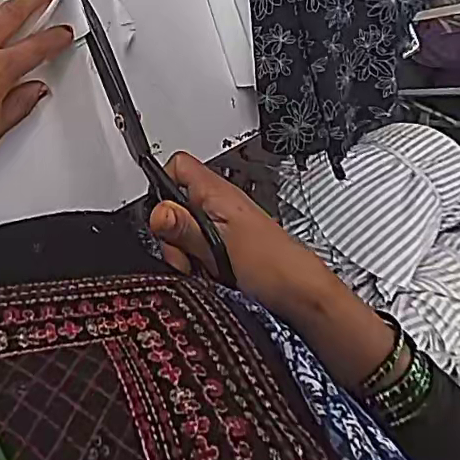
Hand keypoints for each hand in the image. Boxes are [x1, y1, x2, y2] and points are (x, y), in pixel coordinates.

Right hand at [149, 153, 401, 384]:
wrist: (303, 293)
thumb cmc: (274, 266)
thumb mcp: (219, 248)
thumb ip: (184, 229)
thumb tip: (156, 212)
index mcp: (217, 192)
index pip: (177, 166)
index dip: (162, 187)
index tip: (161, 218)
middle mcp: (219, 203)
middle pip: (174, 204)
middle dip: (172, 234)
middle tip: (185, 254)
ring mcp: (223, 224)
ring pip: (184, 230)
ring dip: (186, 252)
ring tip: (203, 267)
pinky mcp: (226, 245)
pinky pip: (197, 247)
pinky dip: (198, 263)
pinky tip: (210, 274)